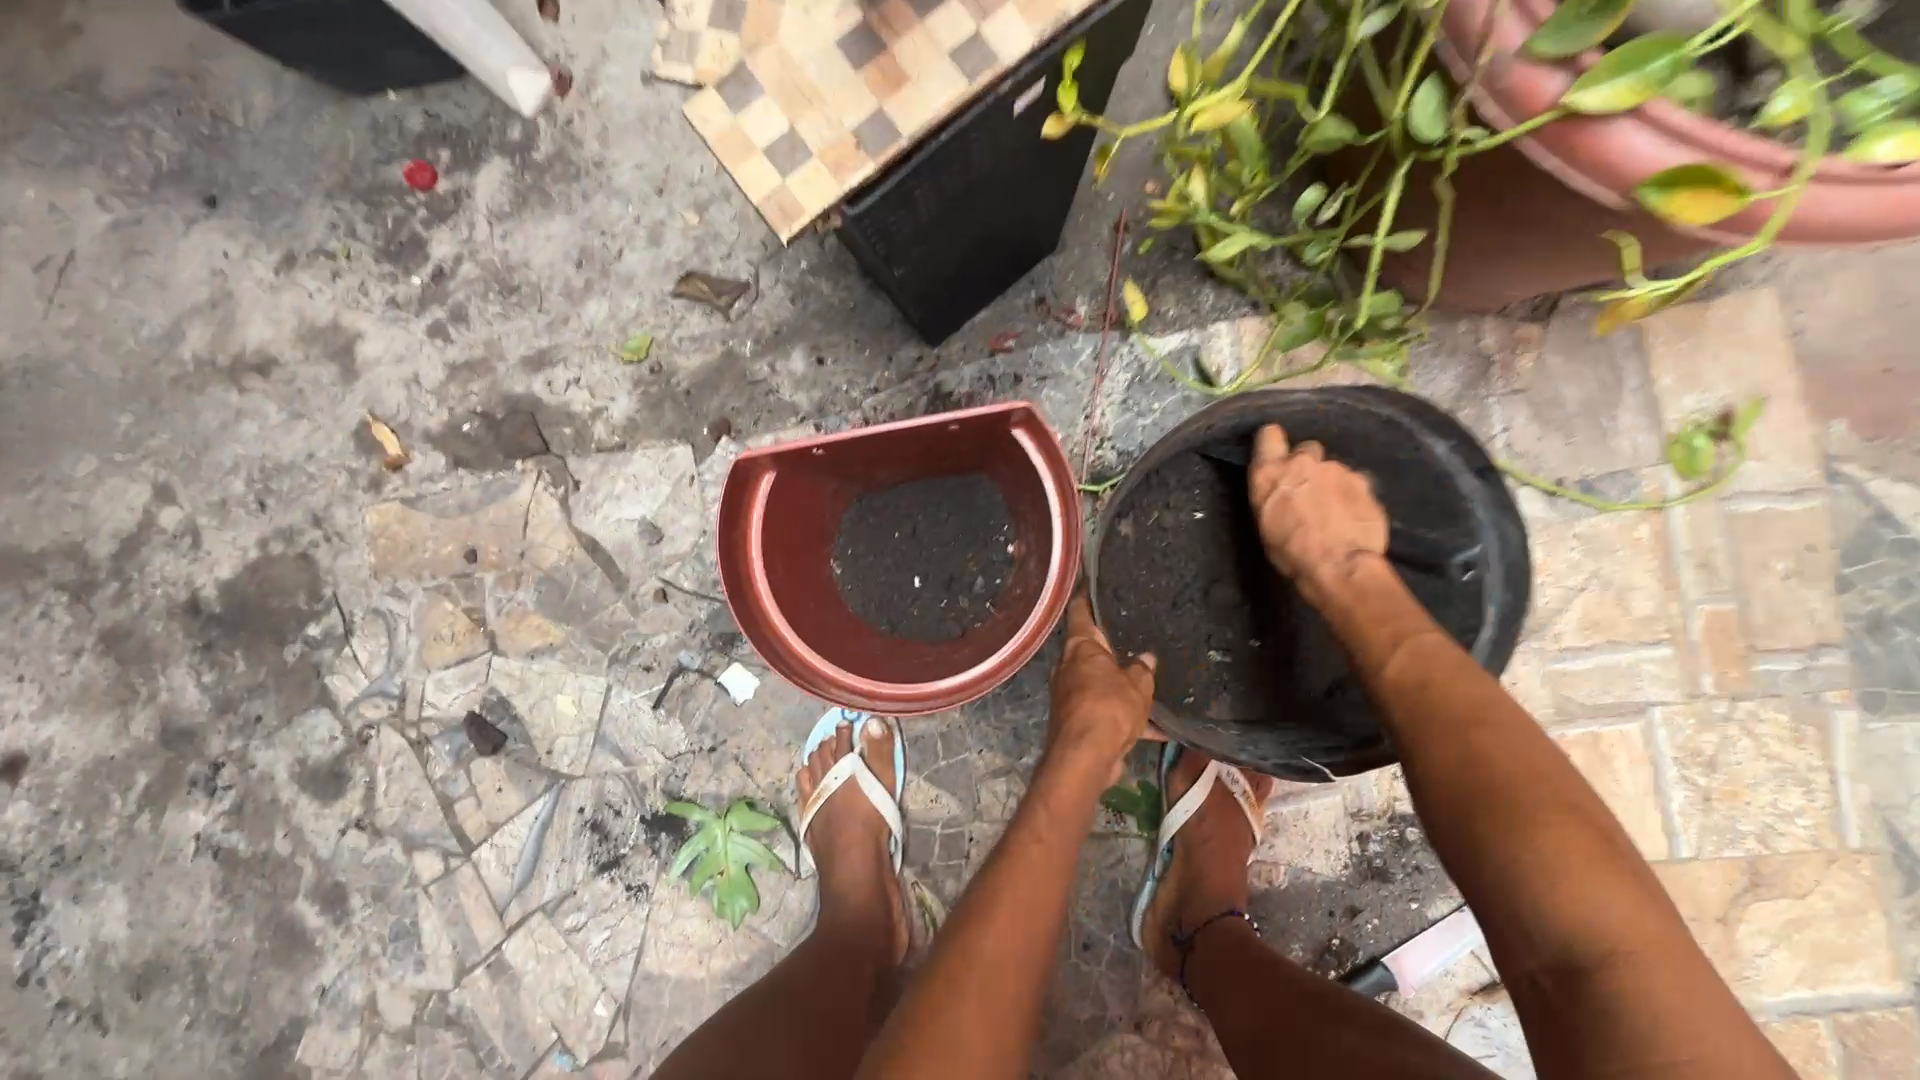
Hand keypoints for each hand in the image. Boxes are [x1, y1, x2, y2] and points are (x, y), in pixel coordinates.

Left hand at [1047, 591, 1155, 784]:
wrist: (1085, 757)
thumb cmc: (1109, 707)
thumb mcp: (1137, 685)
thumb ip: (1142, 669)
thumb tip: (1146, 658)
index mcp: (1080, 647)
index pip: (1080, 612)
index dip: (1086, 596)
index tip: (1091, 582)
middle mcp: (1069, 666)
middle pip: (1090, 650)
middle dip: (1111, 648)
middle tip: (1136, 636)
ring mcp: (1070, 694)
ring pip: (1099, 682)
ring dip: (1120, 685)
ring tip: (1150, 682)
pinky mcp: (1077, 720)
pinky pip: (1105, 711)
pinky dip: (1126, 718)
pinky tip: (1157, 729)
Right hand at [1247, 423, 1388, 603]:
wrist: (1339, 565)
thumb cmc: (1291, 553)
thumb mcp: (1266, 525)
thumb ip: (1273, 496)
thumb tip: (1281, 492)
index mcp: (1270, 474)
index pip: (1268, 435)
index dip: (1273, 442)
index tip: (1276, 453)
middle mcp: (1303, 463)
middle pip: (1307, 449)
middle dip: (1308, 464)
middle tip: (1309, 488)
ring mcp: (1337, 469)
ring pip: (1334, 469)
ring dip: (1333, 483)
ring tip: (1335, 510)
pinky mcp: (1365, 482)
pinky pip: (1357, 483)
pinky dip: (1354, 495)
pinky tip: (1353, 516)